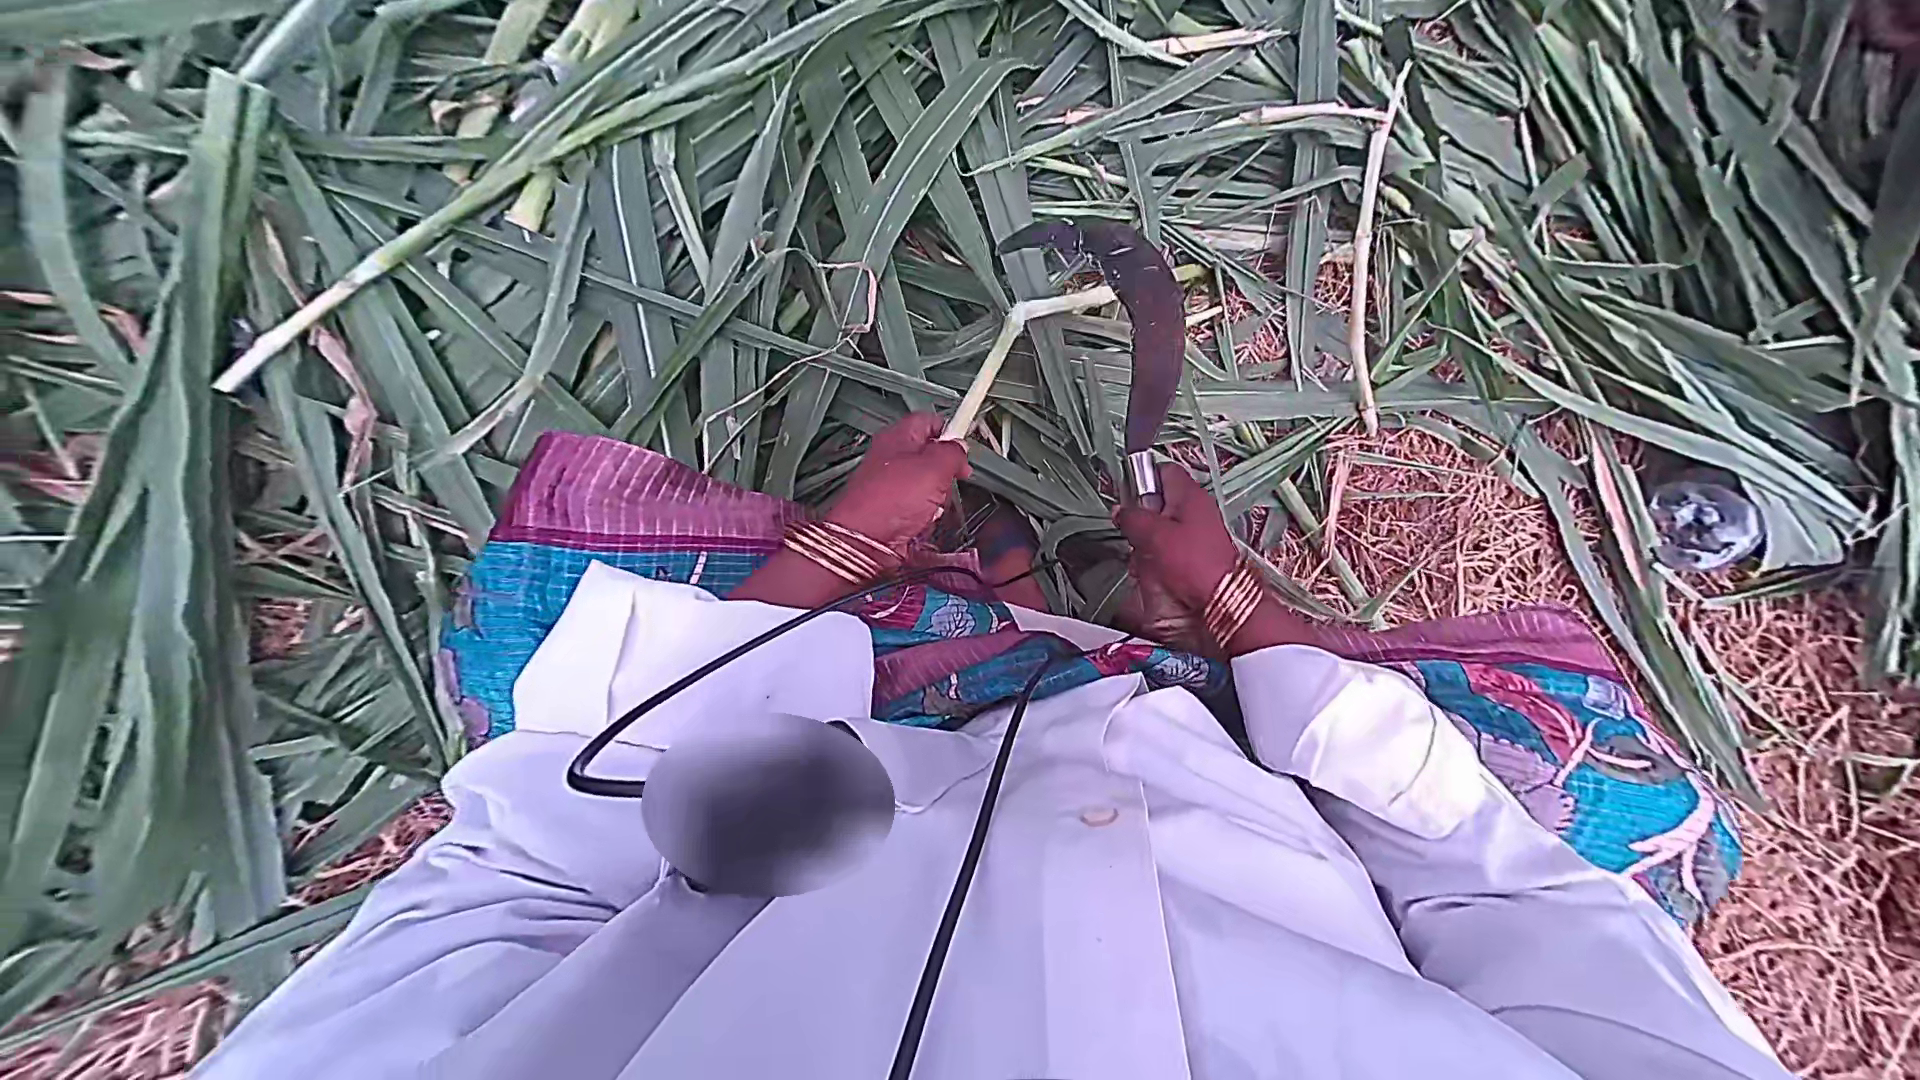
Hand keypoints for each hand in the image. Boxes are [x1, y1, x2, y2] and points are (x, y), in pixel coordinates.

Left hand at [826, 413, 971, 548]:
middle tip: (949, 479)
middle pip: (931, 456)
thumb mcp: (934, 467)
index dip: (950, 431)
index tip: (963, 444)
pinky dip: (926, 516)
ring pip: (927, 485)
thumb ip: (952, 452)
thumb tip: (960, 448)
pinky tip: (922, 521)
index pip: (929, 421)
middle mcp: (890, 458)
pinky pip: (920, 509)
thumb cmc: (887, 501)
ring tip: (932, 505)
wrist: (865, 541)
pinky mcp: (891, 510)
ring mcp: (889, 485)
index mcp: (898, 437)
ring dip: (937, 498)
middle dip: (945, 471)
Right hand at [1113, 462, 1315, 655]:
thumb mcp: (1153, 535)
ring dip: (1145, 541)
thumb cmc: (1191, 563)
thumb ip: (1132, 517)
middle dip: (1141, 518)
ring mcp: (1197, 532)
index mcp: (1189, 495)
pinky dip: (1156, 556)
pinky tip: (1154, 569)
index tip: (1128, 496)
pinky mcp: (1195, 553)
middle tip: (1135, 532)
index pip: (1163, 470)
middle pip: (1158, 501)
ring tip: (1143, 556)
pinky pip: (1167, 547)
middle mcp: (1196, 509)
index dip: (1142, 478)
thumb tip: (1118, 510)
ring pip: (1159, 527)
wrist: (1220, 600)